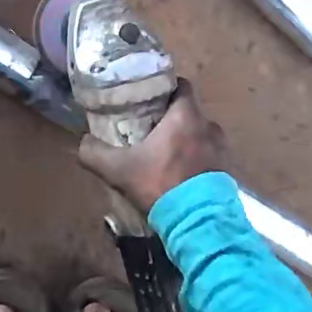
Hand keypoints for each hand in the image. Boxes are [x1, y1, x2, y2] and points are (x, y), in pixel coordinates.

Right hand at [77, 81, 230, 213]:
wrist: (199, 225)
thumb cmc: (160, 184)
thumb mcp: (118, 169)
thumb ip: (95, 152)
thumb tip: (83, 142)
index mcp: (186, 117)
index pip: (182, 85)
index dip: (165, 86)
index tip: (148, 95)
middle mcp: (209, 128)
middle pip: (189, 111)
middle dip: (171, 116)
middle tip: (149, 125)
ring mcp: (222, 151)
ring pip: (200, 134)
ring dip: (185, 139)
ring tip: (163, 151)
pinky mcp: (228, 173)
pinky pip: (209, 157)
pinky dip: (196, 160)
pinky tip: (178, 173)